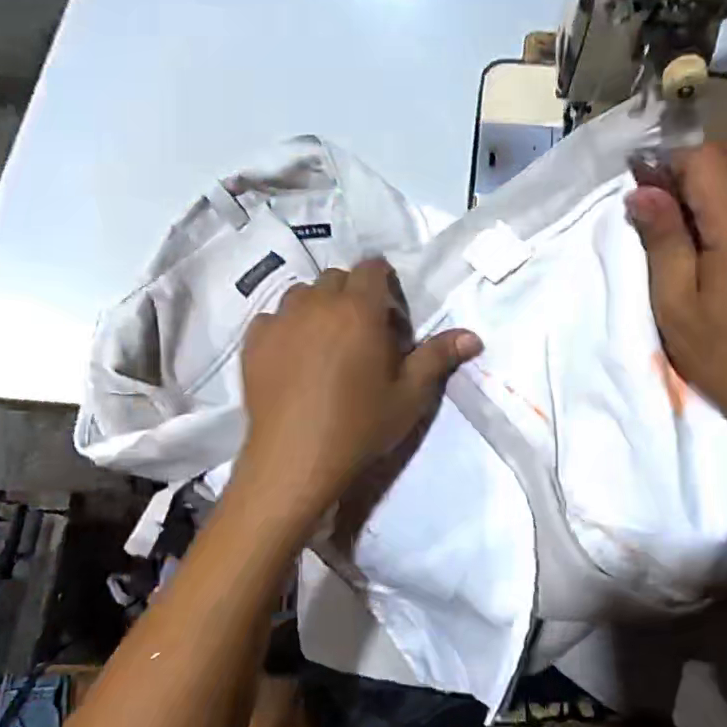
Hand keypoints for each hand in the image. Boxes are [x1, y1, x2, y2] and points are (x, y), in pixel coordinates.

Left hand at [235, 259, 481, 523]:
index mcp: (359, 309)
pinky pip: (272, 318)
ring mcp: (280, 320)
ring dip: (318, 308)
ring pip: (302, 295)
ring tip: (325, 346)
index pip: (372, 267)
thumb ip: (437, 358)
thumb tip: (472, 336)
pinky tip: (293, 359)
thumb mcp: (409, 396)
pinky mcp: (253, 342)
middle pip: (337, 278)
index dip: (385, 285)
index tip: (390, 317)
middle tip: (362, 336)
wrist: (295, 459)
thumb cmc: (360, 427)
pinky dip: (286, 328)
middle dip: (353, 296)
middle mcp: (316, 303)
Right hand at [626, 142, 726, 446]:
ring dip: (712, 181)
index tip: (641, 194)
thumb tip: (642, 191)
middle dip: (693, 165)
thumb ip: (662, 241)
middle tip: (660, 204)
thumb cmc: (722, 356)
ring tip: (678, 222)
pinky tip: (706, 239)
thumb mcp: (676, 304)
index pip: (708, 158)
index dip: (669, 165)